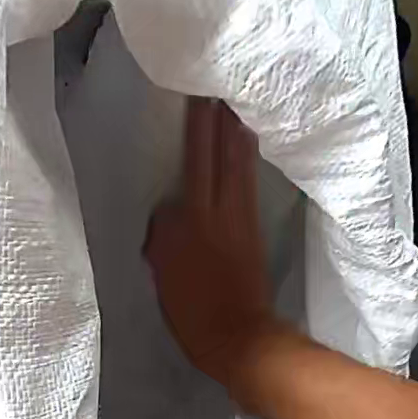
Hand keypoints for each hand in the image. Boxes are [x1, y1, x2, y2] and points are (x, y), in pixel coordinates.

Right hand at [145, 98, 290, 387]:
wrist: (240, 339)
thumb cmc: (195, 319)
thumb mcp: (165, 283)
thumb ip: (164, 245)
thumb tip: (165, 220)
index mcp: (183, 227)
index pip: (179, 177)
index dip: (186, 139)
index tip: (188, 100)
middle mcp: (210, 212)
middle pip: (209, 155)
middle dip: (209, 117)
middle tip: (211, 79)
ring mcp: (237, 218)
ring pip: (234, 162)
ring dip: (232, 128)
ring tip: (231, 97)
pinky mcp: (253, 228)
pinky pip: (247, 180)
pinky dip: (245, 155)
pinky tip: (245, 141)